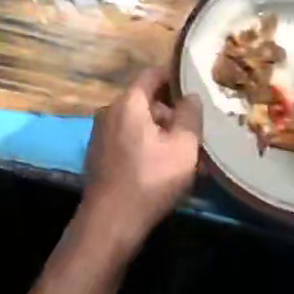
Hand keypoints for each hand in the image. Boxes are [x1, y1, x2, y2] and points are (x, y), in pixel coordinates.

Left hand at [80, 66, 201, 255]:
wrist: (111, 219)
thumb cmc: (151, 179)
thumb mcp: (183, 147)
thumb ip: (190, 116)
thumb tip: (190, 95)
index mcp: (128, 102)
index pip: (152, 74)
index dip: (175, 76)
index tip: (195, 86)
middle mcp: (109, 110)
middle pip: (144, 100)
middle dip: (170, 111)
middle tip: (194, 130)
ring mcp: (100, 131)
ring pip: (136, 121)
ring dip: (158, 131)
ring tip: (182, 152)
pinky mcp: (98, 152)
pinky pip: (126, 137)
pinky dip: (143, 143)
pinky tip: (160, 165)